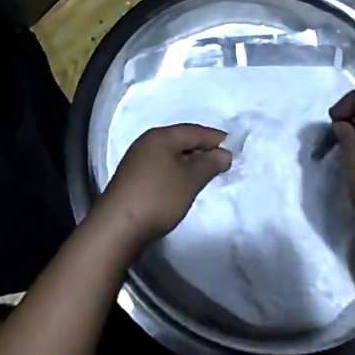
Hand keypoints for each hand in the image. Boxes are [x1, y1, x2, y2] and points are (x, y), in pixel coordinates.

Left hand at [95, 124, 232, 245]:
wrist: (119, 224)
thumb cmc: (158, 196)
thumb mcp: (189, 180)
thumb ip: (208, 164)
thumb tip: (224, 153)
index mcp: (159, 137)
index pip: (193, 131)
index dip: (214, 137)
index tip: (235, 145)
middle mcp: (147, 143)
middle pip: (180, 140)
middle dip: (203, 148)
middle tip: (225, 160)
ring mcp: (139, 160)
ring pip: (171, 154)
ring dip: (191, 161)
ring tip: (210, 172)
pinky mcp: (136, 176)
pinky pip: (163, 165)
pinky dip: (178, 170)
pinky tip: (187, 182)